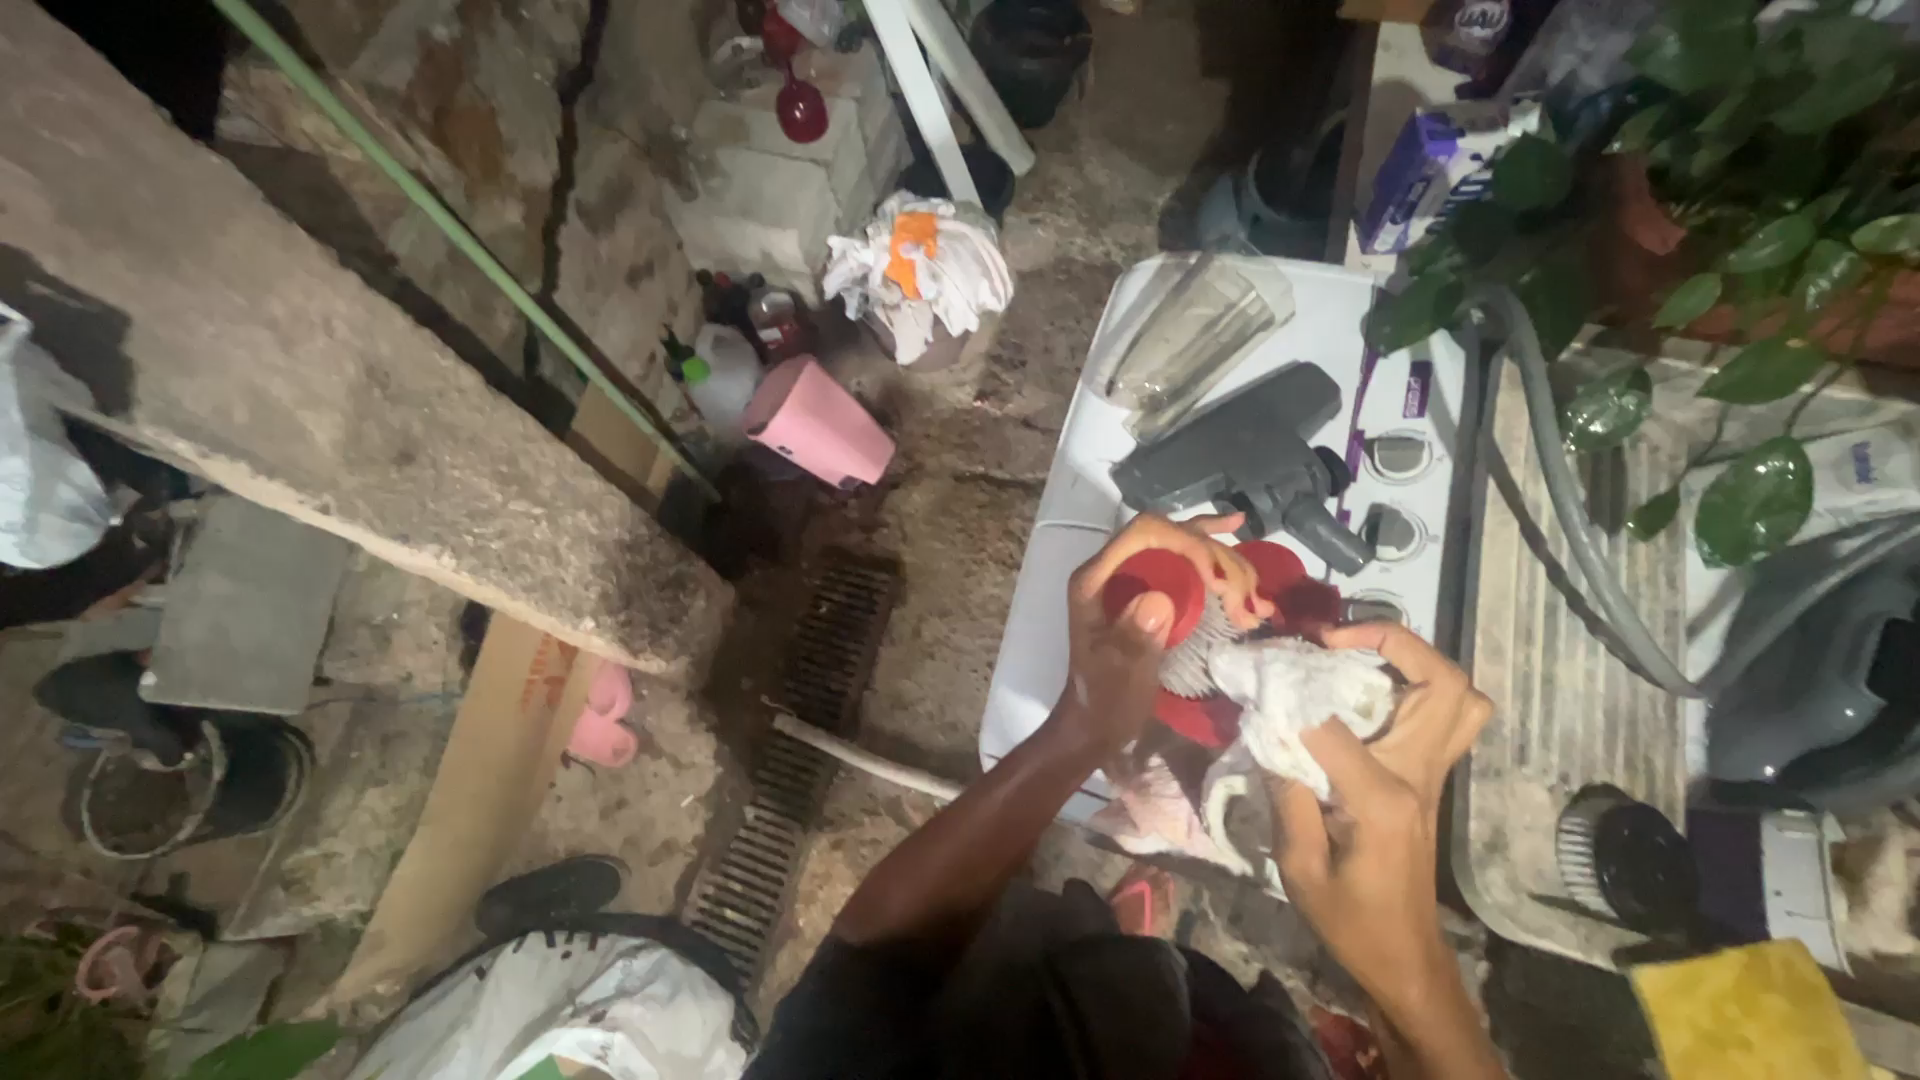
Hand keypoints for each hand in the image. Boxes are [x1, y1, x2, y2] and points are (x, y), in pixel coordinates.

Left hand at [1054, 512, 1275, 754]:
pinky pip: (1183, 558)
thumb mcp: (1120, 673)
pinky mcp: (1148, 586)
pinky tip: (1235, 530)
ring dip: (1222, 560)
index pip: (1143, 534)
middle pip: (1169, 535)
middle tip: (1243, 596)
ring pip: (1182, 544)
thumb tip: (1159, 600)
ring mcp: (1131, 575)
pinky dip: (1213, 553)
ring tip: (1253, 594)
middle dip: (1213, 556)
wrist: (1096, 722)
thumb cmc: (1104, 698)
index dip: (1186, 543)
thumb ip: (1135, 637)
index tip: (1219, 581)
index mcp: (1095, 579)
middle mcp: (1113, 568)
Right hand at [1265, 622, 1491, 1013]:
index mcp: (1383, 798)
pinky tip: (1366, 689)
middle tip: (1333, 639)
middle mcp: (1420, 775)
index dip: (1293, 701)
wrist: (1405, 958)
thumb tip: (1269, 732)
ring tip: (1357, 654)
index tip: (1261, 687)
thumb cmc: (1349, 919)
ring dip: (1416, 660)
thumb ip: (1286, 793)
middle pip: (1444, 685)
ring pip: (1462, 695)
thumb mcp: (1299, 866)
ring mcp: (1433, 775)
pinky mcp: (1430, 778)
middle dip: (1393, 641)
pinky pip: (1448, 714)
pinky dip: (1418, 685)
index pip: (1334, 725)